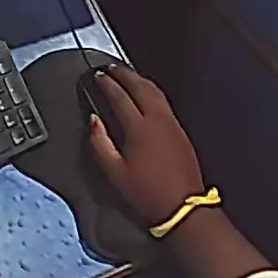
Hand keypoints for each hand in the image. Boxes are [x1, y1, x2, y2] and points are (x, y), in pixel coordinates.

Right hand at [86, 65, 206, 226]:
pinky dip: (150, 89)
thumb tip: (93, 120)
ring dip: (139, 78)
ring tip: (126, 73)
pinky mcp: (180, 131)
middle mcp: (157, 120)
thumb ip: (99, 142)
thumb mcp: (114, 172)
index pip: (119, 96)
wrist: (184, 209)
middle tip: (110, 67)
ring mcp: (171, 124)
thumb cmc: (146, 192)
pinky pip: (163, 100)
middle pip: (140, 87)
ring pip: (155, 91)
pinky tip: (145, 91)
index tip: (96, 76)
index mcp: (139, 128)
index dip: (106, 83)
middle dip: (123, 74)